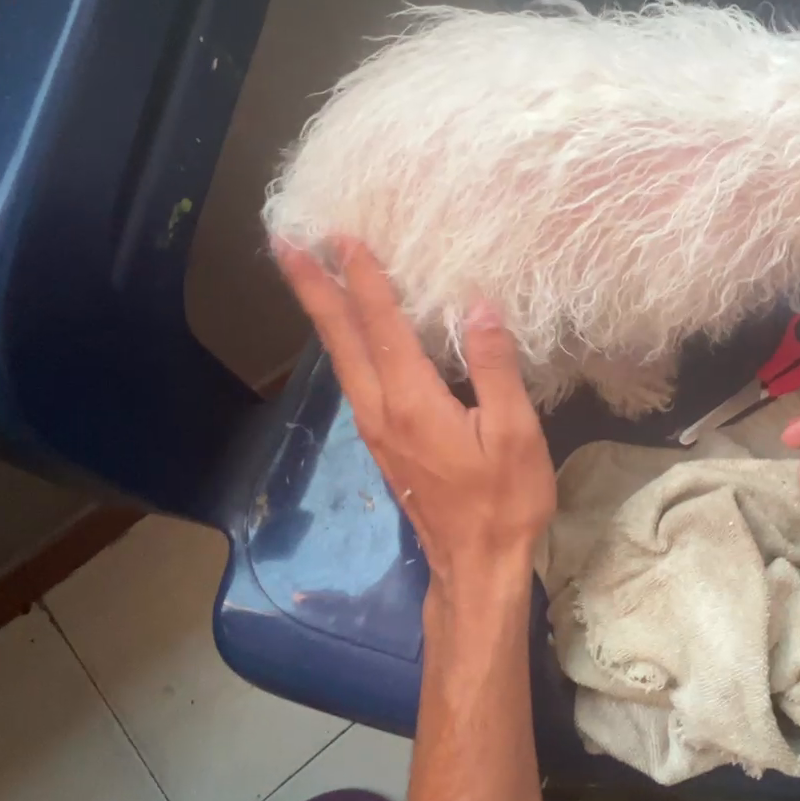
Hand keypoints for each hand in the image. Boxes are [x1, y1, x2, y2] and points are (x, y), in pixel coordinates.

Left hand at [276, 238, 555, 614]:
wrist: (476, 566)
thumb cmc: (503, 501)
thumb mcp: (513, 433)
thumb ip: (494, 368)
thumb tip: (478, 307)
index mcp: (412, 401)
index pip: (382, 326)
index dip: (365, 278)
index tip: (342, 234)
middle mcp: (381, 411)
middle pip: (340, 340)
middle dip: (314, 289)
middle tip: (286, 244)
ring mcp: (378, 431)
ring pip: (342, 361)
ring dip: (324, 315)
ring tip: (311, 279)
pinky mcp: (385, 445)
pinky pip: (356, 381)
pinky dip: (344, 346)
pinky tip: (351, 339)